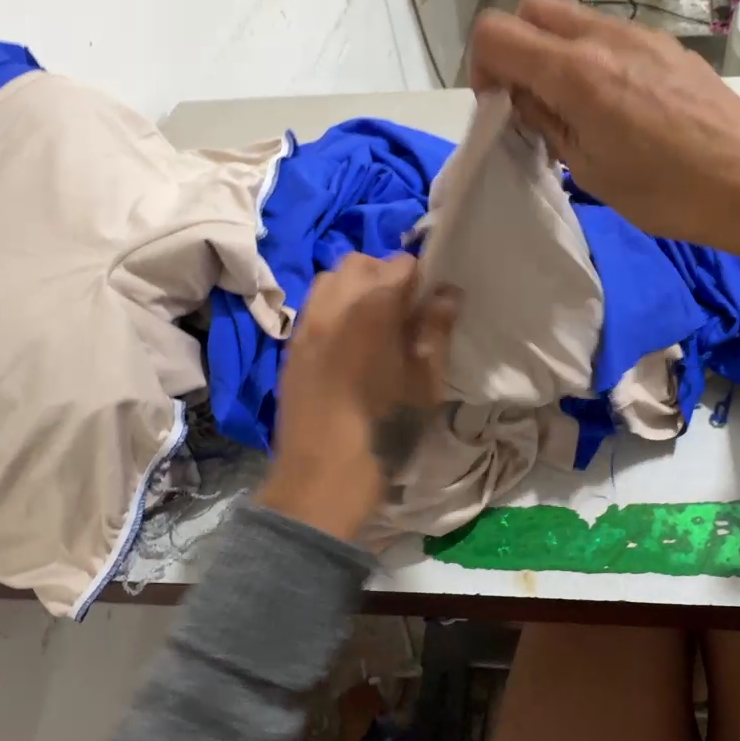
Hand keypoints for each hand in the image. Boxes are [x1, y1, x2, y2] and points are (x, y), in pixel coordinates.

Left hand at [257, 253, 460, 540]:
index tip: (434, 302)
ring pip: (331, 279)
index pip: (402, 265)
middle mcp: (333, 306)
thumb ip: (436, 329)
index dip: (423, 278)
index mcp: (371, 309)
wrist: (322, 477)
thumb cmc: (385, 430)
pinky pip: (314, 306)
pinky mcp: (292, 347)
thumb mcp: (425, 383)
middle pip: (361, 263)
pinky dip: (335, 308)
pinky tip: (350, 342)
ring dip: (356, 287)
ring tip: (376, 322)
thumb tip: (447, 291)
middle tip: (407, 309)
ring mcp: (307, 325)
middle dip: (386, 275)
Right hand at [468, 0, 739, 262]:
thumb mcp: (590, 170)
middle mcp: (605, 37)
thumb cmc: (668, 192)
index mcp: (577, 72)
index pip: (495, 32)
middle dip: (515, 46)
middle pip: (531, 7)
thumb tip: (521, 99)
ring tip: (573, 106)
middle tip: (529, 98)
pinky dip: (591, 56)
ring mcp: (642, 35)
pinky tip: (614, 104)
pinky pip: (611, 34)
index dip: (481, 67)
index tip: (499, 107)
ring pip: (573, 17)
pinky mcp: (669, 46)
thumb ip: (545, 123)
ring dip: (554, 50)